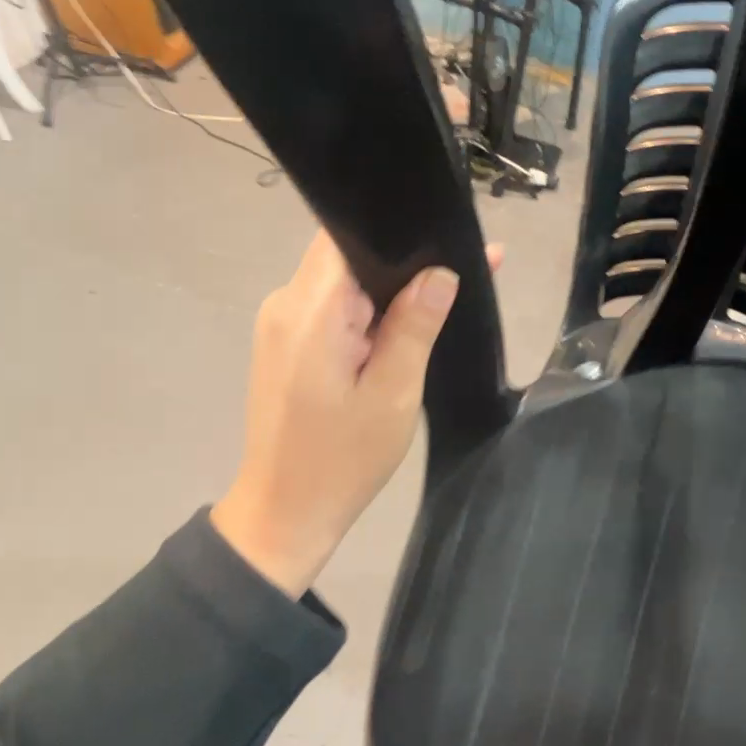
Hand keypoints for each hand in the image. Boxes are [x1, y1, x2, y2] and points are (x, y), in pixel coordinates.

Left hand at [209, 231, 496, 594]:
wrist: (287, 511)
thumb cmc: (343, 459)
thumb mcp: (394, 395)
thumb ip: (416, 326)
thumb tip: (441, 273)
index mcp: (311, 311)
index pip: (351, 239)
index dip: (401, 234)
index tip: (450, 239)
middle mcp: (286, 303)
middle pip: (347, 256)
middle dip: (403, 264)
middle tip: (465, 273)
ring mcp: (280, 323)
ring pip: (342, 282)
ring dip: (386, 292)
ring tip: (441, 303)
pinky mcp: (286, 343)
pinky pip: (331, 308)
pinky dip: (367, 314)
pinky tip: (402, 330)